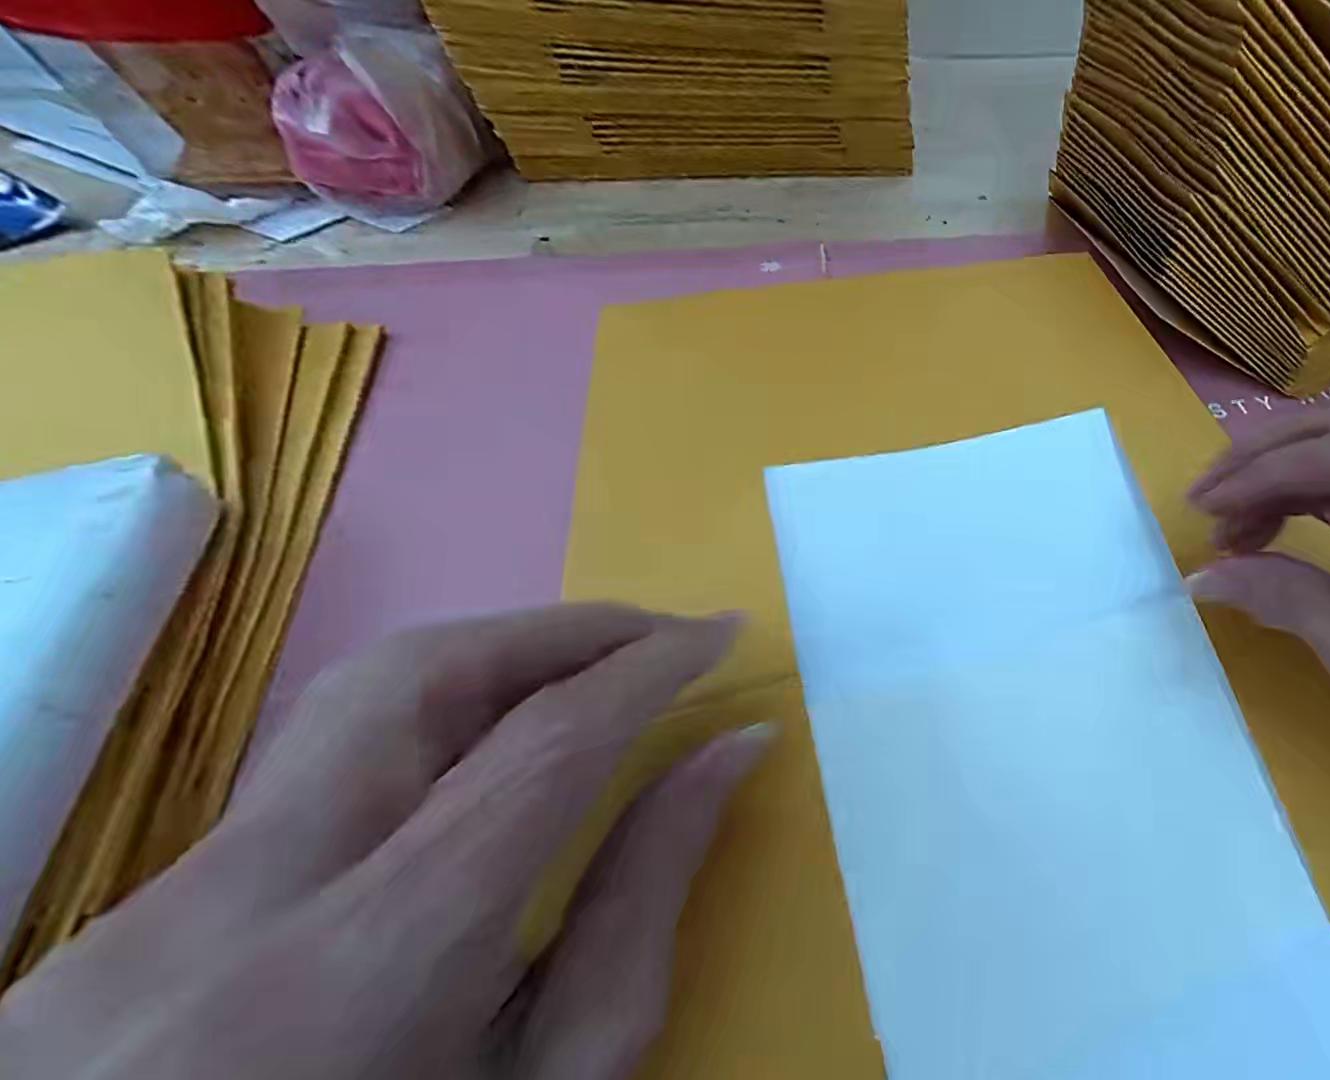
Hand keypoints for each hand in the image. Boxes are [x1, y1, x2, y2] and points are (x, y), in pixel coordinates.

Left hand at [0, 605, 768, 1079]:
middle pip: (417, 675)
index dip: (646, 669)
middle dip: (565, 629)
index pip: (538, 747)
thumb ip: (651, 887)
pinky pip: (331, 751)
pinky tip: (507, 733)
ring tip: (600, 665)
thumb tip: (732, 747)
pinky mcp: (142, 902)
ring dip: (506, 653)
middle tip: (661, 634)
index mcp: (355, 980)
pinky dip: (448, 709)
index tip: (721, 633)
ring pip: (359, 695)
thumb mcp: (568, 1068)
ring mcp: (152, 903)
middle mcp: (225, 911)